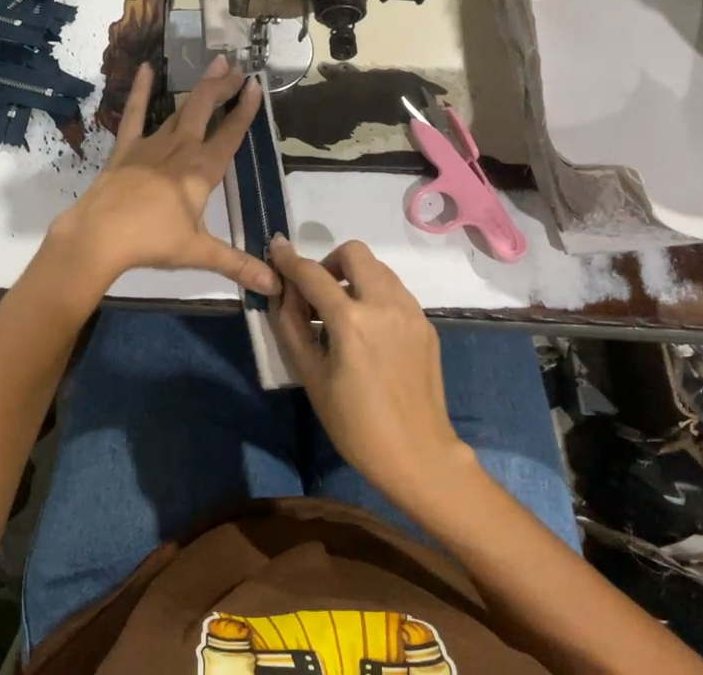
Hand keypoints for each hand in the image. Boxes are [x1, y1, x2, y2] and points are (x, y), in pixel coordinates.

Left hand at [49, 57, 278, 296]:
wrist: (101, 234)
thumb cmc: (152, 241)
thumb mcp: (198, 252)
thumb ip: (238, 265)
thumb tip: (274, 284)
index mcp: (201, 171)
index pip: (230, 134)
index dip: (245, 110)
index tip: (257, 86)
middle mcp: (179, 150)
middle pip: (204, 109)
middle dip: (222, 87)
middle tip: (237, 67)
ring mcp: (150, 145)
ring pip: (178, 109)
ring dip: (197, 88)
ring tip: (213, 66)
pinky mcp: (125, 148)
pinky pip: (133, 114)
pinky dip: (139, 90)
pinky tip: (145, 68)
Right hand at [268, 237, 469, 498]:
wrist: (417, 453)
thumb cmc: (354, 423)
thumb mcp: (310, 375)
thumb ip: (292, 325)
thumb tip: (283, 291)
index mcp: (351, 321)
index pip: (312, 274)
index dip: (289, 260)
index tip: (276, 249)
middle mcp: (385, 305)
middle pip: (354, 253)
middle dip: (328, 262)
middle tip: (316, 292)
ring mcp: (411, 313)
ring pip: (378, 269)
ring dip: (353, 277)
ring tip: (340, 313)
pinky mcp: (426, 325)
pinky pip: (395, 292)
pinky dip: (374, 295)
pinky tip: (366, 331)